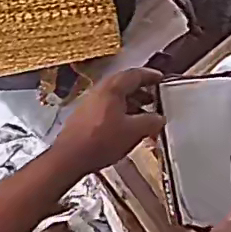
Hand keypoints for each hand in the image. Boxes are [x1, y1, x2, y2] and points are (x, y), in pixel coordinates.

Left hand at [50, 67, 165, 177]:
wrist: (71, 156)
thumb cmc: (102, 140)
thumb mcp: (134, 132)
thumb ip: (150, 122)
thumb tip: (159, 118)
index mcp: (112, 88)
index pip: (134, 75)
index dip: (150, 75)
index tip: (160, 78)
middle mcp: (99, 91)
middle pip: (123, 84)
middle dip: (140, 90)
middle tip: (153, 96)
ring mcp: (89, 102)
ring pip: (114, 96)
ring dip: (130, 102)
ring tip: (143, 113)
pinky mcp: (83, 115)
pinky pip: (105, 106)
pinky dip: (119, 110)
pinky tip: (125, 125)